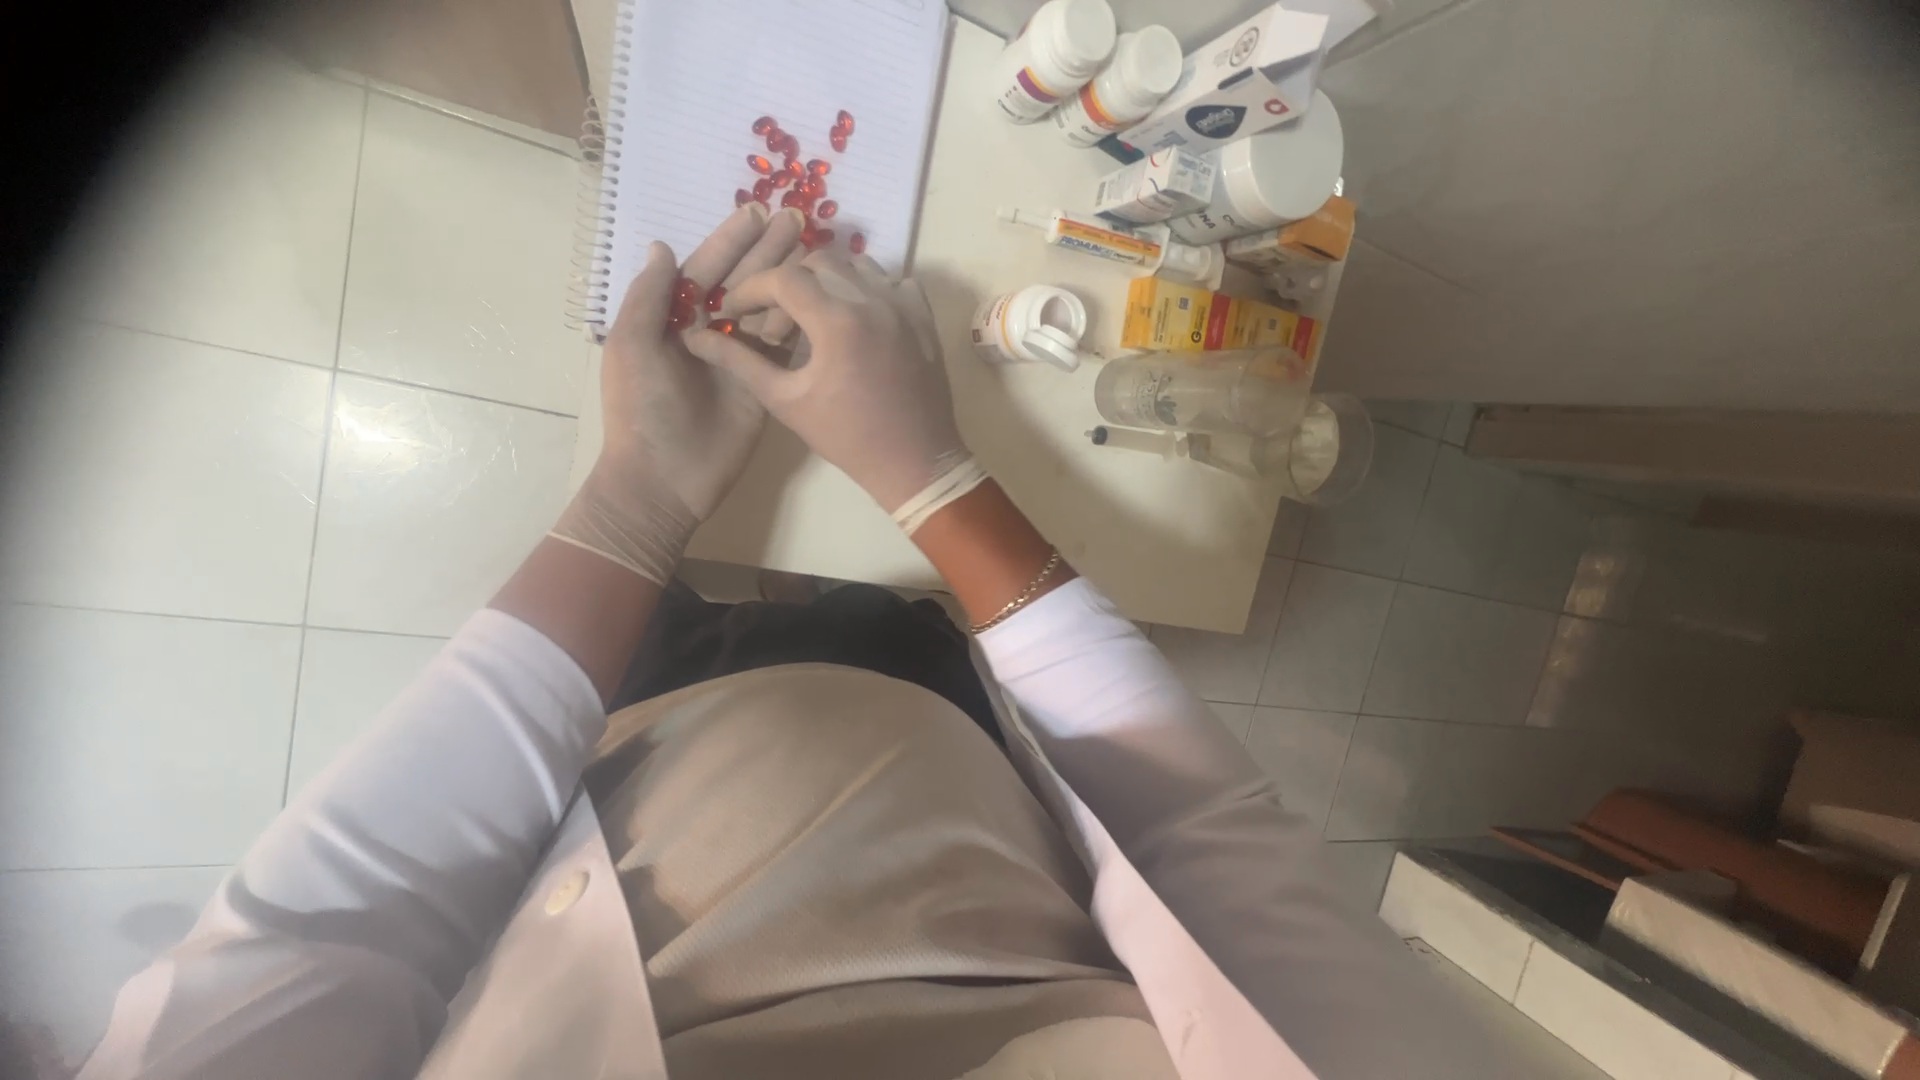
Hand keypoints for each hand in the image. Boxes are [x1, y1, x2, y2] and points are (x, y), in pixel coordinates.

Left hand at [550, 203, 805, 582]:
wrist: (666, 479)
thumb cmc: (642, 411)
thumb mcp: (632, 347)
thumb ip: (648, 297)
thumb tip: (662, 246)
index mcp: (672, 318)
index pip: (705, 268)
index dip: (731, 241)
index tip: (758, 212)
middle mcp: (708, 331)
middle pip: (742, 282)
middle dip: (768, 251)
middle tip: (798, 220)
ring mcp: (740, 358)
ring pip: (766, 309)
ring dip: (789, 280)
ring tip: (817, 251)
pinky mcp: (765, 384)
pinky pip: (782, 347)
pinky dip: (799, 322)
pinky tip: (821, 299)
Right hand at [683, 252, 974, 520]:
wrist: (914, 461)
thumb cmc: (848, 438)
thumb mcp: (787, 402)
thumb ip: (742, 363)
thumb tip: (697, 338)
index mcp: (838, 322)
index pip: (783, 279)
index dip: (751, 290)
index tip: (736, 311)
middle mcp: (874, 301)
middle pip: (818, 263)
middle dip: (788, 286)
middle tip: (776, 325)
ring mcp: (904, 306)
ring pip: (857, 266)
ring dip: (827, 283)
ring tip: (815, 321)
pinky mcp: (924, 317)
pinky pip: (892, 282)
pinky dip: (868, 290)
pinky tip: (856, 321)